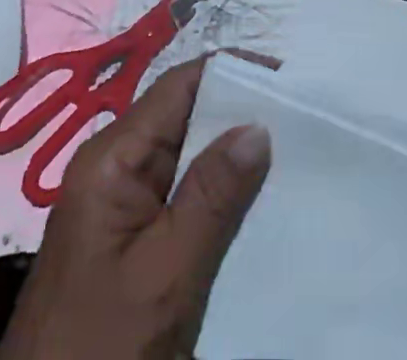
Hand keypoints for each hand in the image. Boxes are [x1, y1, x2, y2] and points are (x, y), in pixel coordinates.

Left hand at [0, 57, 271, 359]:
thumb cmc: (102, 341)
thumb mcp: (166, 270)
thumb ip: (212, 195)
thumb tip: (258, 125)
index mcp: (112, 159)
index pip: (178, 88)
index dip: (231, 72)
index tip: (286, 77)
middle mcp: (116, 167)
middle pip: (185, 116)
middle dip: (241, 112)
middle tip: (304, 119)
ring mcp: (123, 202)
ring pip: (189, 156)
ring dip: (236, 154)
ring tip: (296, 152)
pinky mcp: (134, 235)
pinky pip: (185, 194)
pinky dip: (222, 191)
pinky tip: (260, 200)